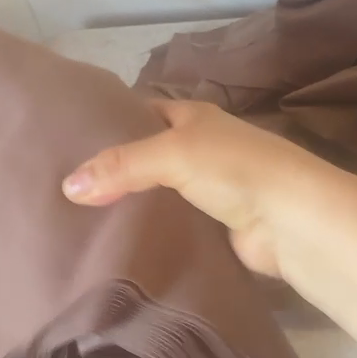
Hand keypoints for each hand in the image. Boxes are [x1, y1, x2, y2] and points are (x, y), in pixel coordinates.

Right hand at [60, 100, 331, 277]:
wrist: (291, 221)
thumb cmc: (234, 169)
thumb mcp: (172, 154)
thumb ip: (120, 166)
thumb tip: (67, 186)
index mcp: (195, 117)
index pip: (142, 113)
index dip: (110, 123)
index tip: (68, 143)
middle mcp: (203, 148)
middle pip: (148, 157)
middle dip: (115, 171)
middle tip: (65, 189)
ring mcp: (210, 190)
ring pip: (159, 195)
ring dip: (132, 206)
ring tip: (80, 220)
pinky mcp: (215, 228)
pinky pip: (173, 227)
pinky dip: (151, 234)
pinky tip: (117, 244)